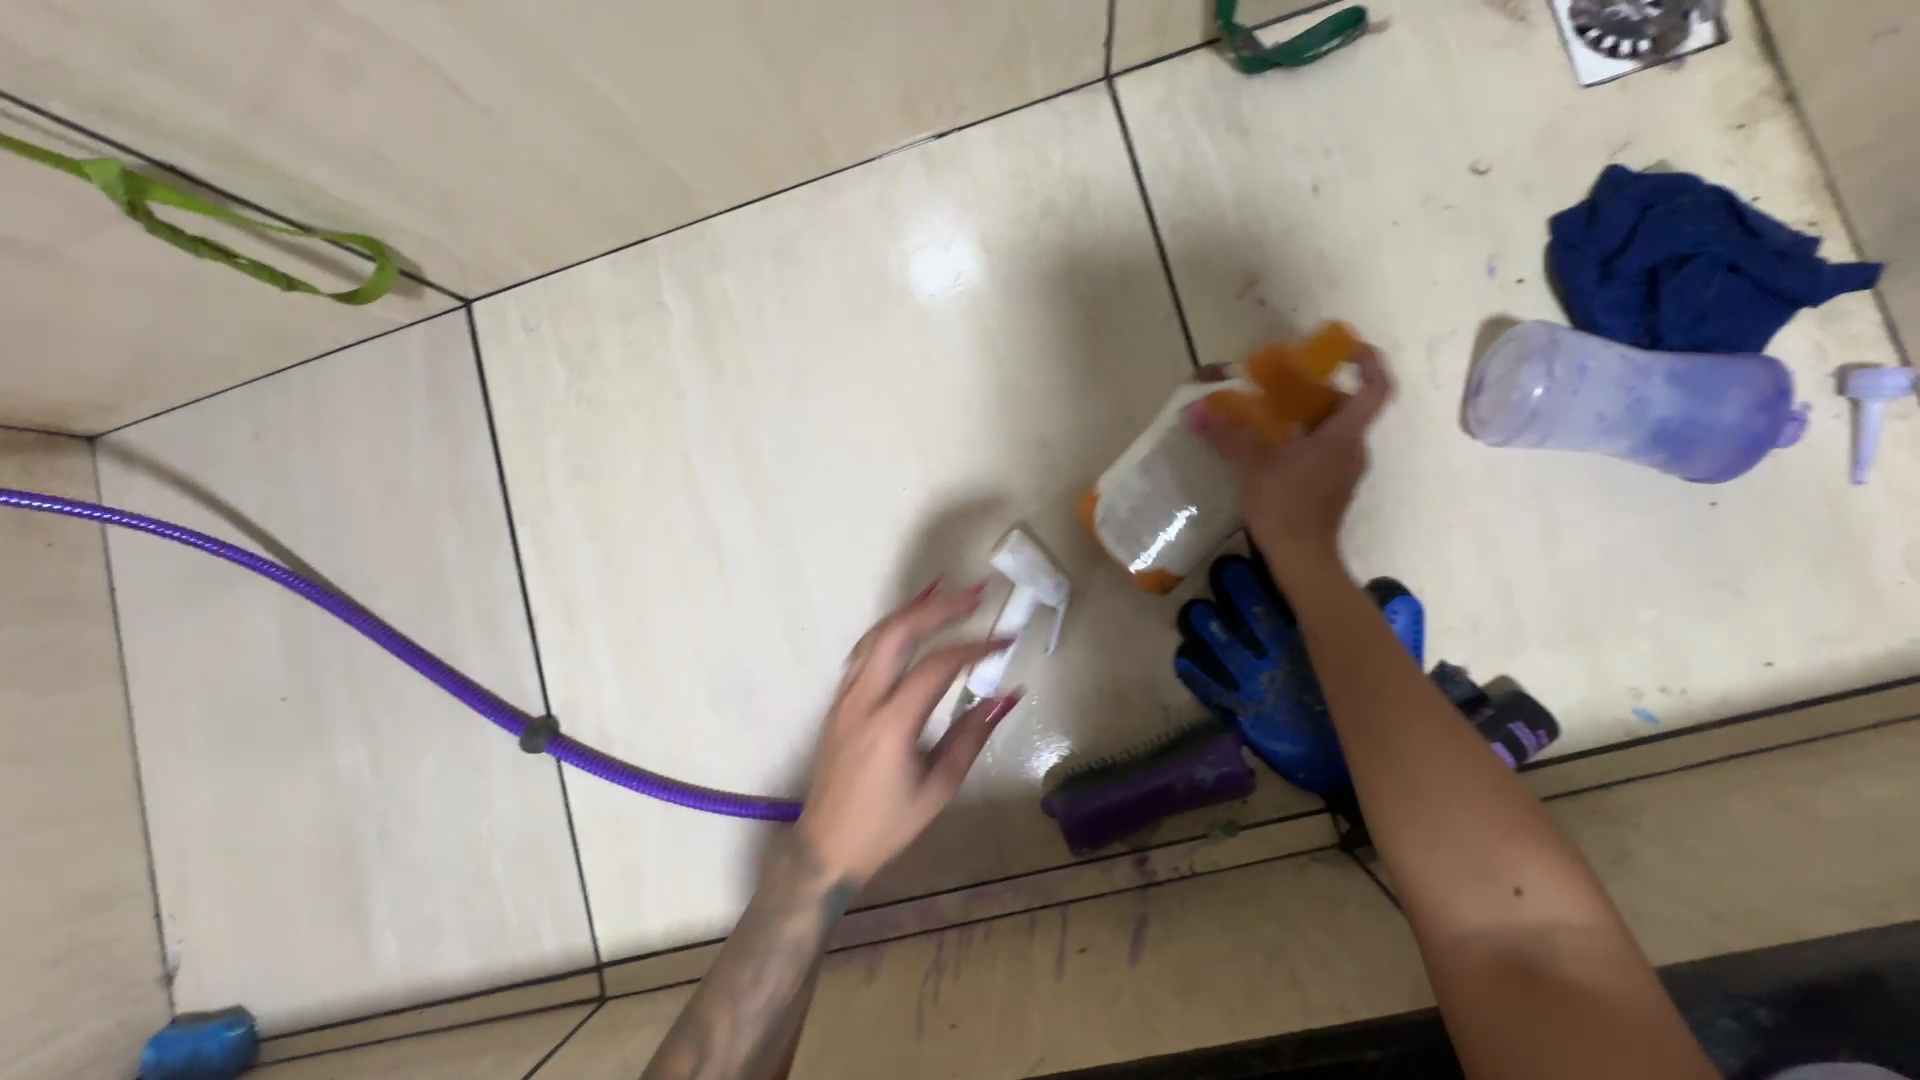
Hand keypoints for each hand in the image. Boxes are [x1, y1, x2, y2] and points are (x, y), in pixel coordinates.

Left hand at [795, 582, 1021, 885]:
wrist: (827, 845)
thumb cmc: (887, 825)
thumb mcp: (938, 788)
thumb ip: (971, 737)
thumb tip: (1005, 697)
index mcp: (891, 724)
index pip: (937, 666)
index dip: (975, 648)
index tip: (1006, 640)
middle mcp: (863, 700)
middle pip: (897, 633)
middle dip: (938, 607)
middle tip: (975, 593)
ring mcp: (845, 697)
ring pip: (875, 636)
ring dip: (911, 609)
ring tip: (943, 589)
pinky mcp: (839, 702)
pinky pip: (864, 652)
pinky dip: (889, 629)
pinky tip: (908, 621)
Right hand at [1186, 347, 1392, 582]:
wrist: (1302, 560)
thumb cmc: (1287, 508)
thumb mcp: (1255, 467)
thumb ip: (1229, 436)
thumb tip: (1195, 412)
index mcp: (1345, 436)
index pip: (1377, 387)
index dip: (1367, 361)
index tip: (1344, 348)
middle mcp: (1354, 448)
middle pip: (1347, 406)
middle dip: (1317, 389)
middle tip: (1283, 382)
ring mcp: (1345, 470)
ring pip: (1333, 430)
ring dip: (1306, 416)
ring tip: (1269, 412)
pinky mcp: (1331, 487)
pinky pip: (1323, 450)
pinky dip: (1302, 439)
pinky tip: (1270, 446)